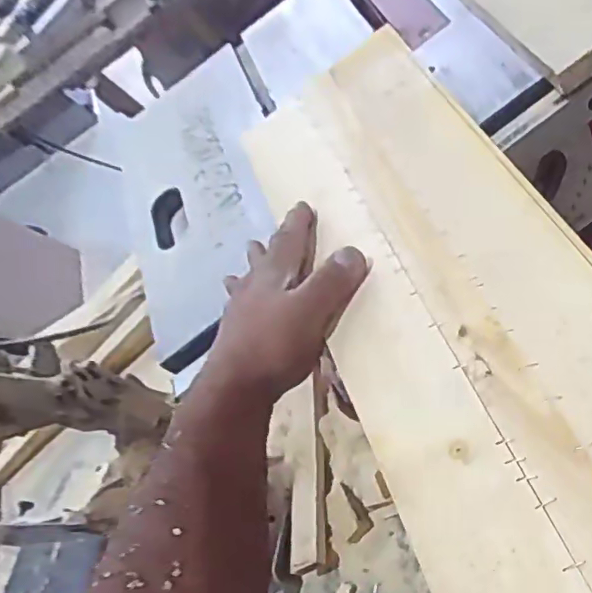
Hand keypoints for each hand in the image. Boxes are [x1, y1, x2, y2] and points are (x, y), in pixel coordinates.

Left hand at [204, 202, 367, 403]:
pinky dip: (244, 294)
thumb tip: (354, 251)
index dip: (299, 227)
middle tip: (279, 230)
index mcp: (275, 278)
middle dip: (277, 243)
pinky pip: (244, 303)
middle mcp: (256, 288)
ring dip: (255, 265)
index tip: (303, 207)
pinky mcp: (240, 332)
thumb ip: (332, 282)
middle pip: (268, 258)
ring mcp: (244, 310)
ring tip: (252, 254)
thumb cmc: (277, 346)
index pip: (289, 245)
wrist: (238, 384)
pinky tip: (238, 298)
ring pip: (251, 278)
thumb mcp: (313, 311)